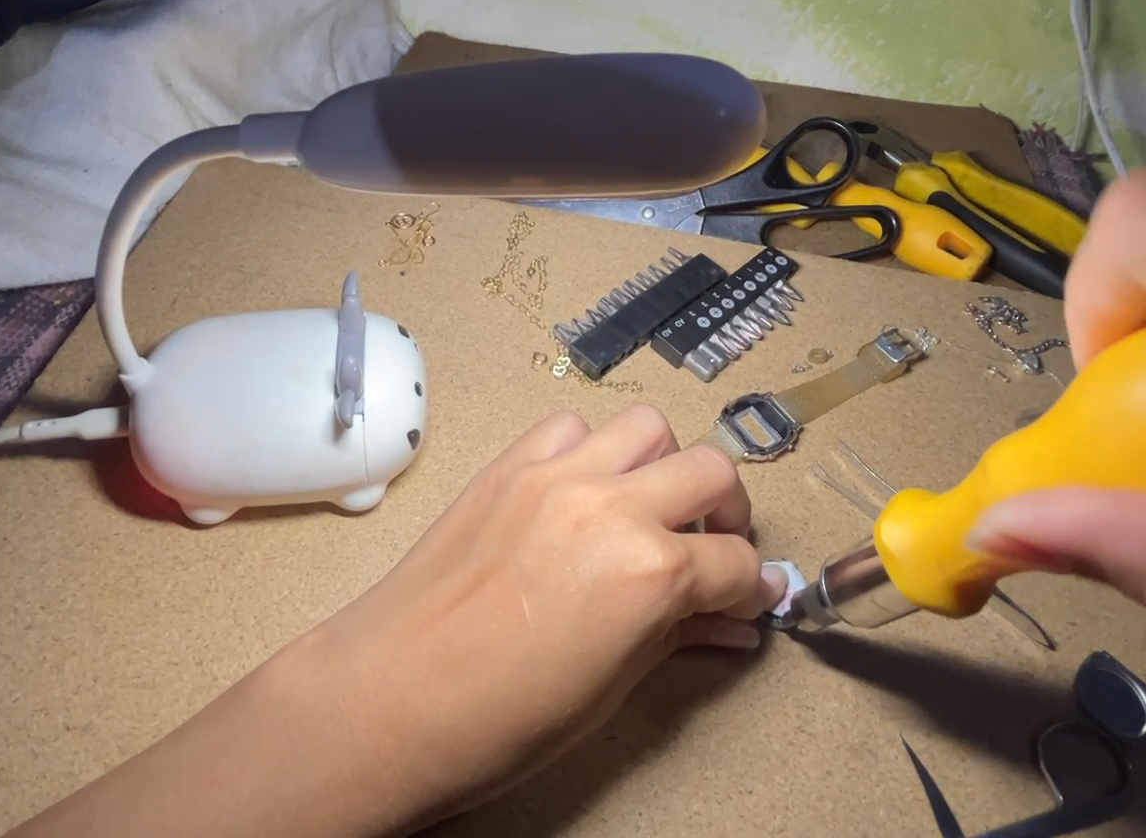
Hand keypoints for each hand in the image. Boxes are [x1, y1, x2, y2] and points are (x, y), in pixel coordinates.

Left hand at [10, 405, 782, 837]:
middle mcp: (611, 506)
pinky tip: (582, 489)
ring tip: (647, 504)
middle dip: (727, 510)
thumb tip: (732, 621)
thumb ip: (680, 636)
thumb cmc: (502, 718)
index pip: (736, 564)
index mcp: (647, 574)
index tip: (748, 597)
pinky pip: (570, 426)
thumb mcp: (612, 688)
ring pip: (647, 426)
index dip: (751, 587)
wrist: (393, 693)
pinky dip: (592, 449)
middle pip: (712, 471)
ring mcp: (557, 475)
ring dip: (663, 463)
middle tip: (712, 543)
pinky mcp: (510, 464)